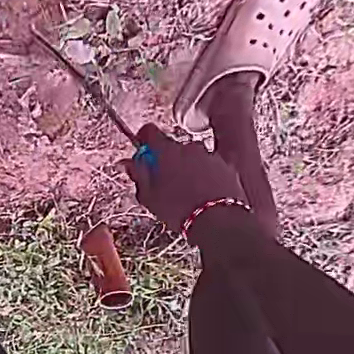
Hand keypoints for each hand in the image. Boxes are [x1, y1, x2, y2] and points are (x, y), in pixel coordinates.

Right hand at [122, 124, 248, 233]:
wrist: (217, 221)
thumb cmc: (179, 210)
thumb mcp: (149, 196)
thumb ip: (137, 175)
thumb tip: (126, 163)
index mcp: (166, 152)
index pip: (149, 132)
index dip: (143, 140)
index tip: (142, 153)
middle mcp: (189, 147)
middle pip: (172, 147)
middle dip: (166, 160)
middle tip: (162, 183)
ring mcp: (210, 155)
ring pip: (192, 156)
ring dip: (186, 168)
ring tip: (184, 193)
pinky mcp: (226, 166)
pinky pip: (210, 166)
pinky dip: (204, 175)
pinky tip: (201, 193)